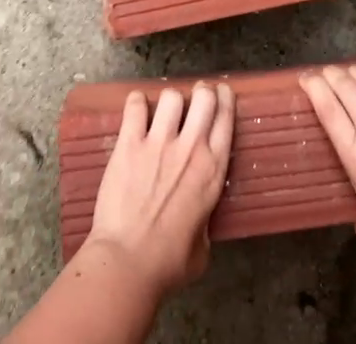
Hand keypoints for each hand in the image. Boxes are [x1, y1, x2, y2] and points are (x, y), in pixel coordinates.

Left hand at [78, 82, 234, 297]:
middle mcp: (191, 149)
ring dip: (170, 100)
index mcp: (213, 171)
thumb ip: (204, 222)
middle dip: (201, 93)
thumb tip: (198, 222)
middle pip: (204, 98)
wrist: (129, 261)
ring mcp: (159, 144)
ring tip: (163, 108)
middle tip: (195, 97)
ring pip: (172, 97)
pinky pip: (136, 107)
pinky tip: (136, 107)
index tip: (222, 93)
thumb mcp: (204, 245)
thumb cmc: (169, 262)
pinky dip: (136, 102)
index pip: (226, 119)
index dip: (226, 100)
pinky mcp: (129, 145)